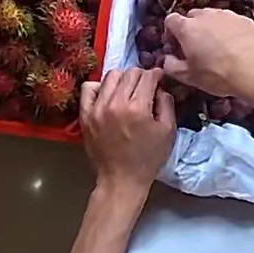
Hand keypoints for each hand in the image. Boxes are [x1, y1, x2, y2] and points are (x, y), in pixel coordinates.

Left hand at [79, 68, 174, 195]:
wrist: (121, 180)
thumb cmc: (148, 158)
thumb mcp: (168, 130)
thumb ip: (166, 102)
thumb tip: (159, 86)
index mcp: (137, 108)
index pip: (148, 75)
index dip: (157, 75)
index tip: (159, 80)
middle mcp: (115, 104)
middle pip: (130, 72)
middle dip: (142, 76)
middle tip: (145, 87)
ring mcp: (97, 108)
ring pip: (111, 75)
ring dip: (123, 79)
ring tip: (127, 91)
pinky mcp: (85, 115)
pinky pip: (88, 88)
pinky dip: (99, 86)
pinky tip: (108, 95)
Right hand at [161, 9, 253, 100]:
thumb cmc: (218, 74)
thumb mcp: (189, 77)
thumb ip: (172, 66)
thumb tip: (168, 59)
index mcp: (187, 28)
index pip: (171, 20)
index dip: (171, 32)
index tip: (177, 46)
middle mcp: (206, 16)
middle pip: (192, 16)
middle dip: (191, 29)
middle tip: (197, 49)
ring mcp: (227, 15)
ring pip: (213, 17)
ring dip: (211, 28)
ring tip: (219, 48)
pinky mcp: (245, 19)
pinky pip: (231, 22)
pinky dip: (229, 30)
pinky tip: (236, 47)